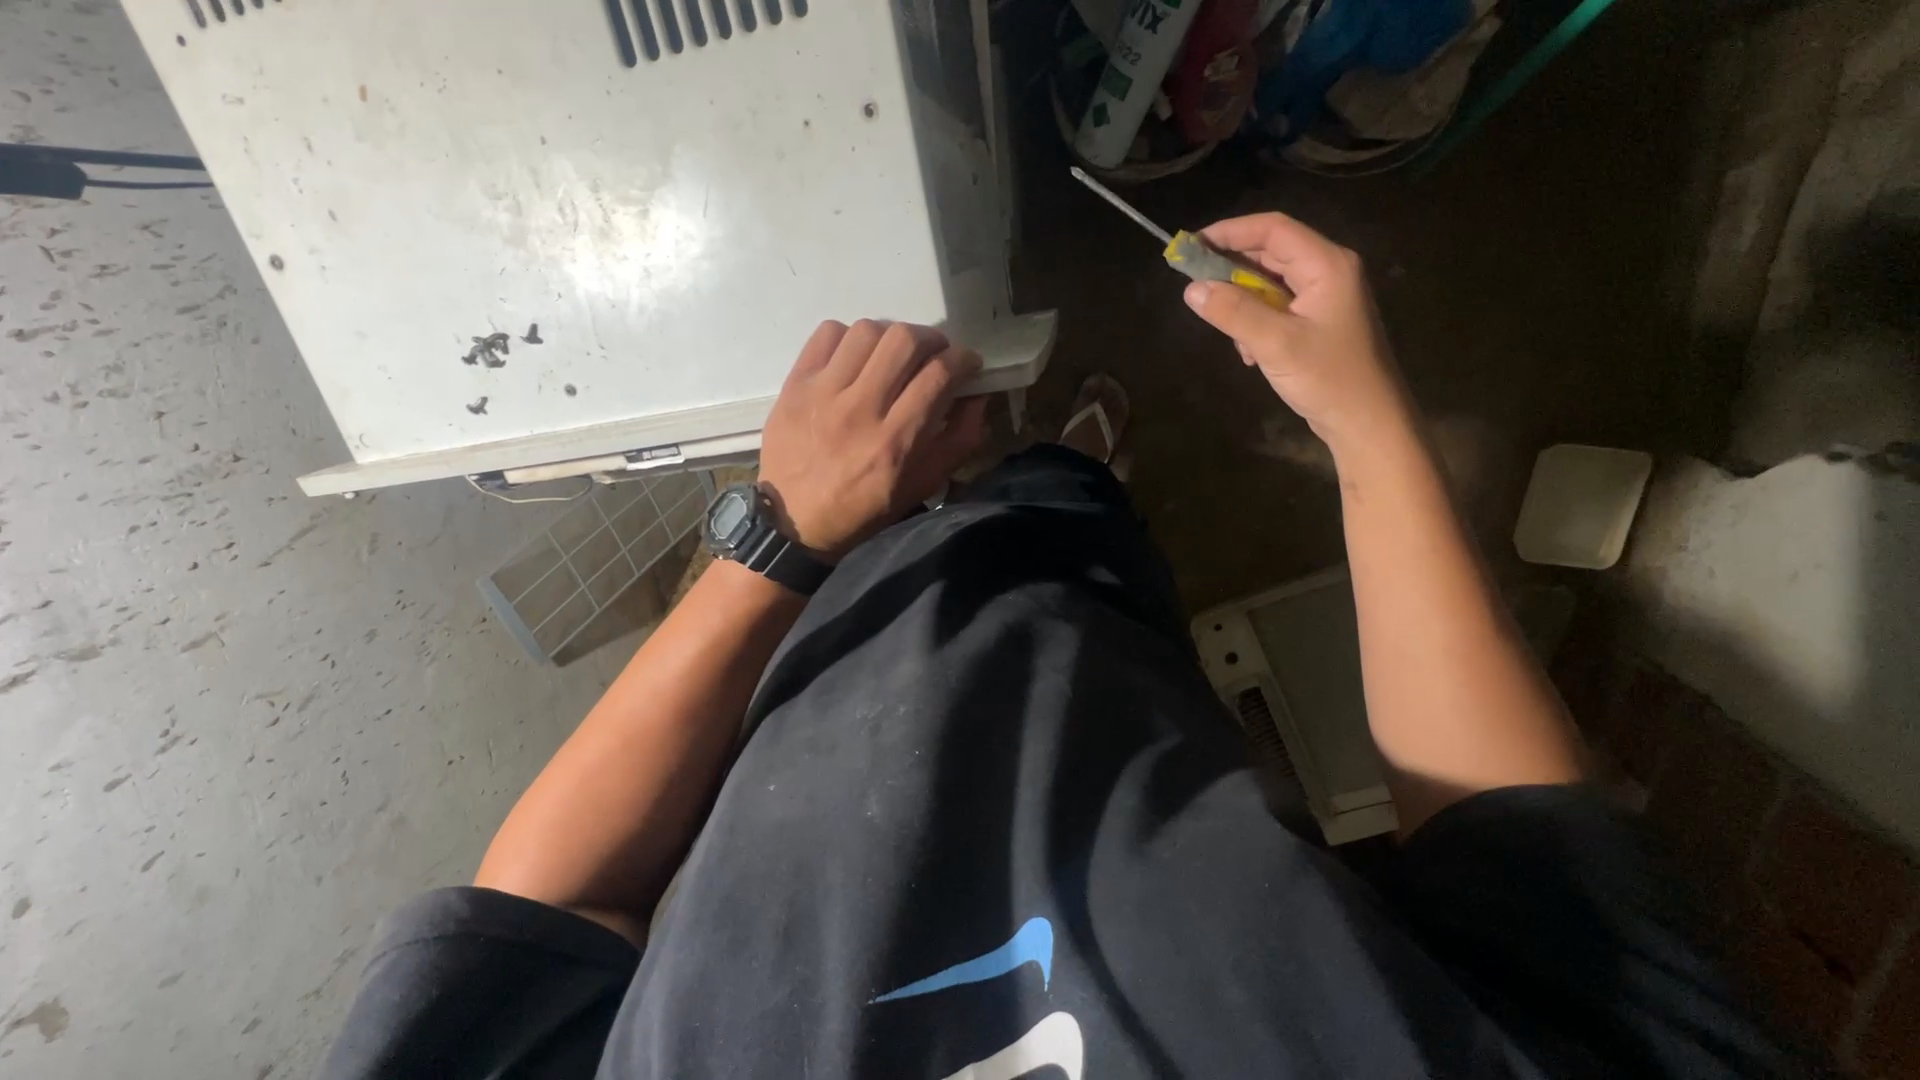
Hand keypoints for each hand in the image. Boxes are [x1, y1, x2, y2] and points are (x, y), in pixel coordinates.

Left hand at [757, 320, 986, 560]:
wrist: (795, 522)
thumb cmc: (865, 509)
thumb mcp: (923, 486)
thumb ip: (958, 441)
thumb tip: (978, 398)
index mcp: (896, 440)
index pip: (939, 374)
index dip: (963, 359)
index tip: (968, 363)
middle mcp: (861, 409)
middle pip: (905, 341)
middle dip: (932, 339)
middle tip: (935, 353)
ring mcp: (824, 393)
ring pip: (867, 331)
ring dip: (891, 336)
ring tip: (894, 354)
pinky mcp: (796, 384)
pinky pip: (827, 334)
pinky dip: (849, 337)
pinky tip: (856, 357)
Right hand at [1183, 213, 1408, 450]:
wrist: (1368, 422)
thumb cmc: (1328, 378)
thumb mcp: (1275, 344)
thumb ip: (1233, 312)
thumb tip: (1191, 289)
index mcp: (1327, 265)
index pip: (1273, 230)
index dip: (1230, 232)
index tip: (1191, 245)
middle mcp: (1328, 272)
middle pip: (1271, 253)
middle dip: (1230, 266)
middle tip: (1193, 280)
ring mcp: (1324, 298)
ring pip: (1270, 283)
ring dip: (1242, 301)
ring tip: (1224, 326)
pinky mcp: (1317, 322)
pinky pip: (1277, 307)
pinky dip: (1255, 322)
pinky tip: (1248, 351)